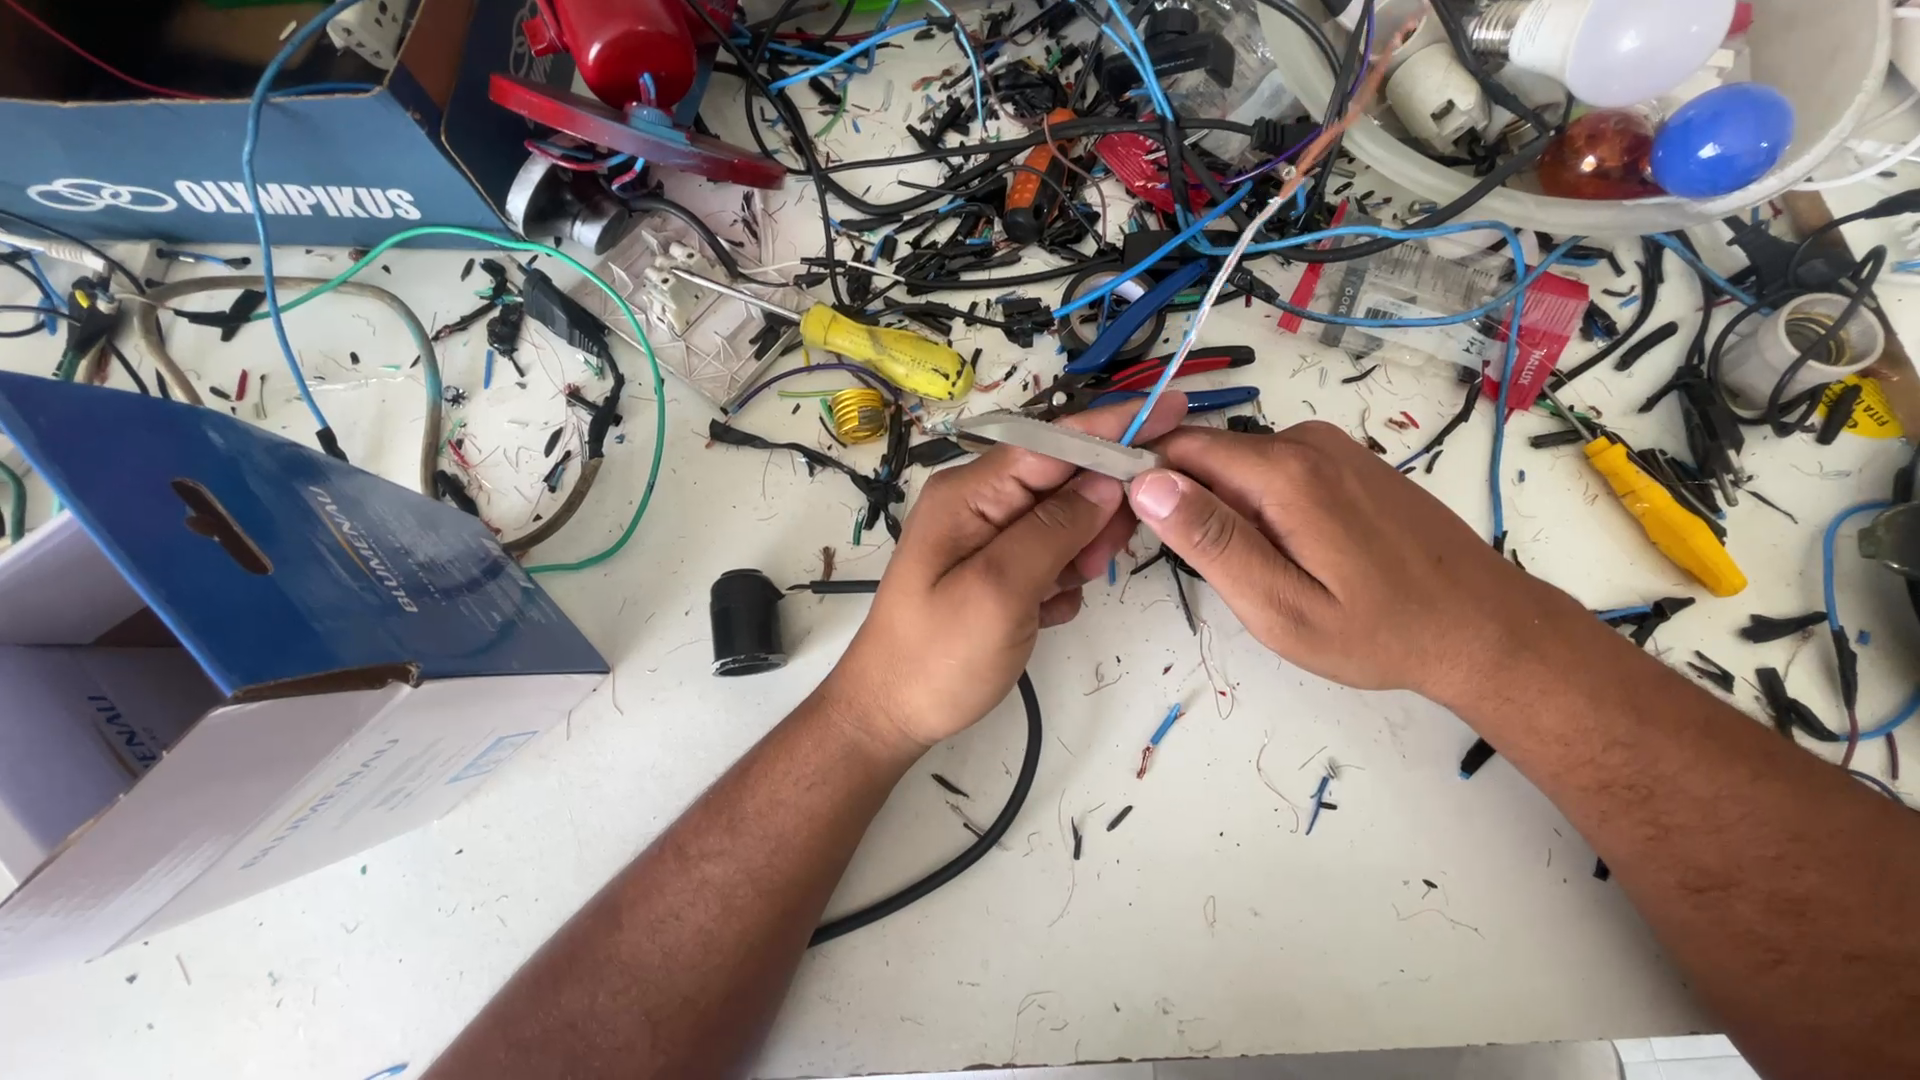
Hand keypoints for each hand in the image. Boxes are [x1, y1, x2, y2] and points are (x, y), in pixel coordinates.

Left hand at [821, 394, 1188, 749]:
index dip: (1113, 426)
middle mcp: (979, 503)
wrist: (893, 712)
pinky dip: (1063, 579)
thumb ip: (1054, 530)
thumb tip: (1107, 482)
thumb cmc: (937, 657)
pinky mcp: (1001, 570)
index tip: (1173, 410)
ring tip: (1066, 589)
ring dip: (1081, 551)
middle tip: (1101, 558)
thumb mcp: (999, 590)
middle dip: (1097, 508)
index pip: (1052, 443)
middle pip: (1064, 478)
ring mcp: (989, 537)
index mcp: (969, 494)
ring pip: (1065, 520)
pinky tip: (1047, 611)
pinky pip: (1053, 555)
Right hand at [1125, 421, 1577, 702]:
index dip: (1145, 484)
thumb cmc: (1377, 630)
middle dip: (1188, 504)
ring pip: (1238, 467)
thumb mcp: (1278, 604)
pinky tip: (1291, 554)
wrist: (1482, 626)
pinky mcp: (1347, 462)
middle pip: (1207, 457)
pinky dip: (1261, 506)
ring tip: (1257, 571)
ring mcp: (1331, 448)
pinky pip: (1274, 472)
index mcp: (1282, 471)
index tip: (1137, 536)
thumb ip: (1210, 540)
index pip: (1176, 449)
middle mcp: (1304, 441)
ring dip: (1226, 510)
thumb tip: (1146, 483)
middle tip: (1210, 572)